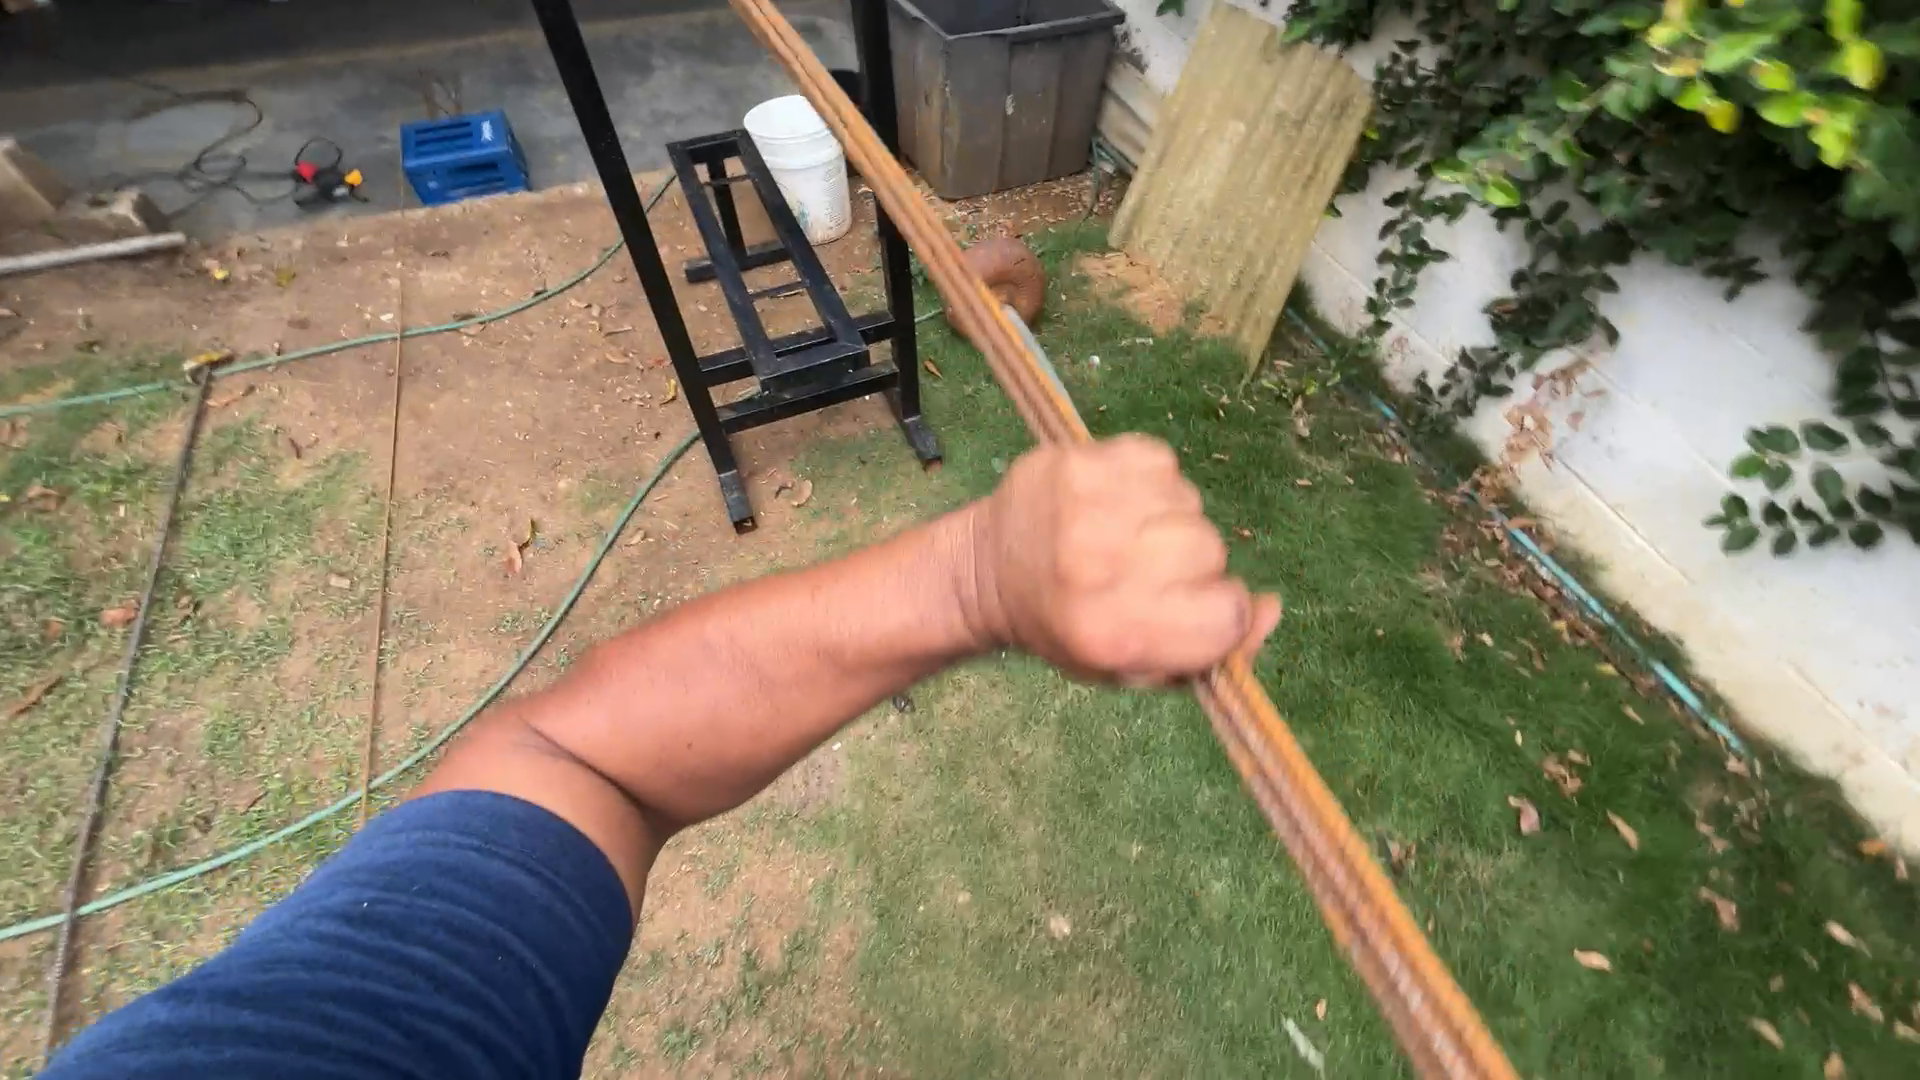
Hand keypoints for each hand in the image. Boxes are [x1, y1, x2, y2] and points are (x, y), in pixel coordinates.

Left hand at [961, 435, 1280, 684]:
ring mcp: (1089, 505)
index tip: (1187, 609)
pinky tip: (1116, 503)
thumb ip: (1204, 654)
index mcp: (1115, 632)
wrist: (985, 573)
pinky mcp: (1081, 460)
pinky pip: (1162, 461)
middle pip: (1212, 550)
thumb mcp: (1129, 669)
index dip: (1220, 613)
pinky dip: (1152, 482)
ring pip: (1190, 501)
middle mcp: (1101, 565)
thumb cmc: (1064, 629)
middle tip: (1142, 571)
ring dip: (1170, 519)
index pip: (1227, 614)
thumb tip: (1269, 608)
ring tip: (1123, 535)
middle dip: (1192, 565)